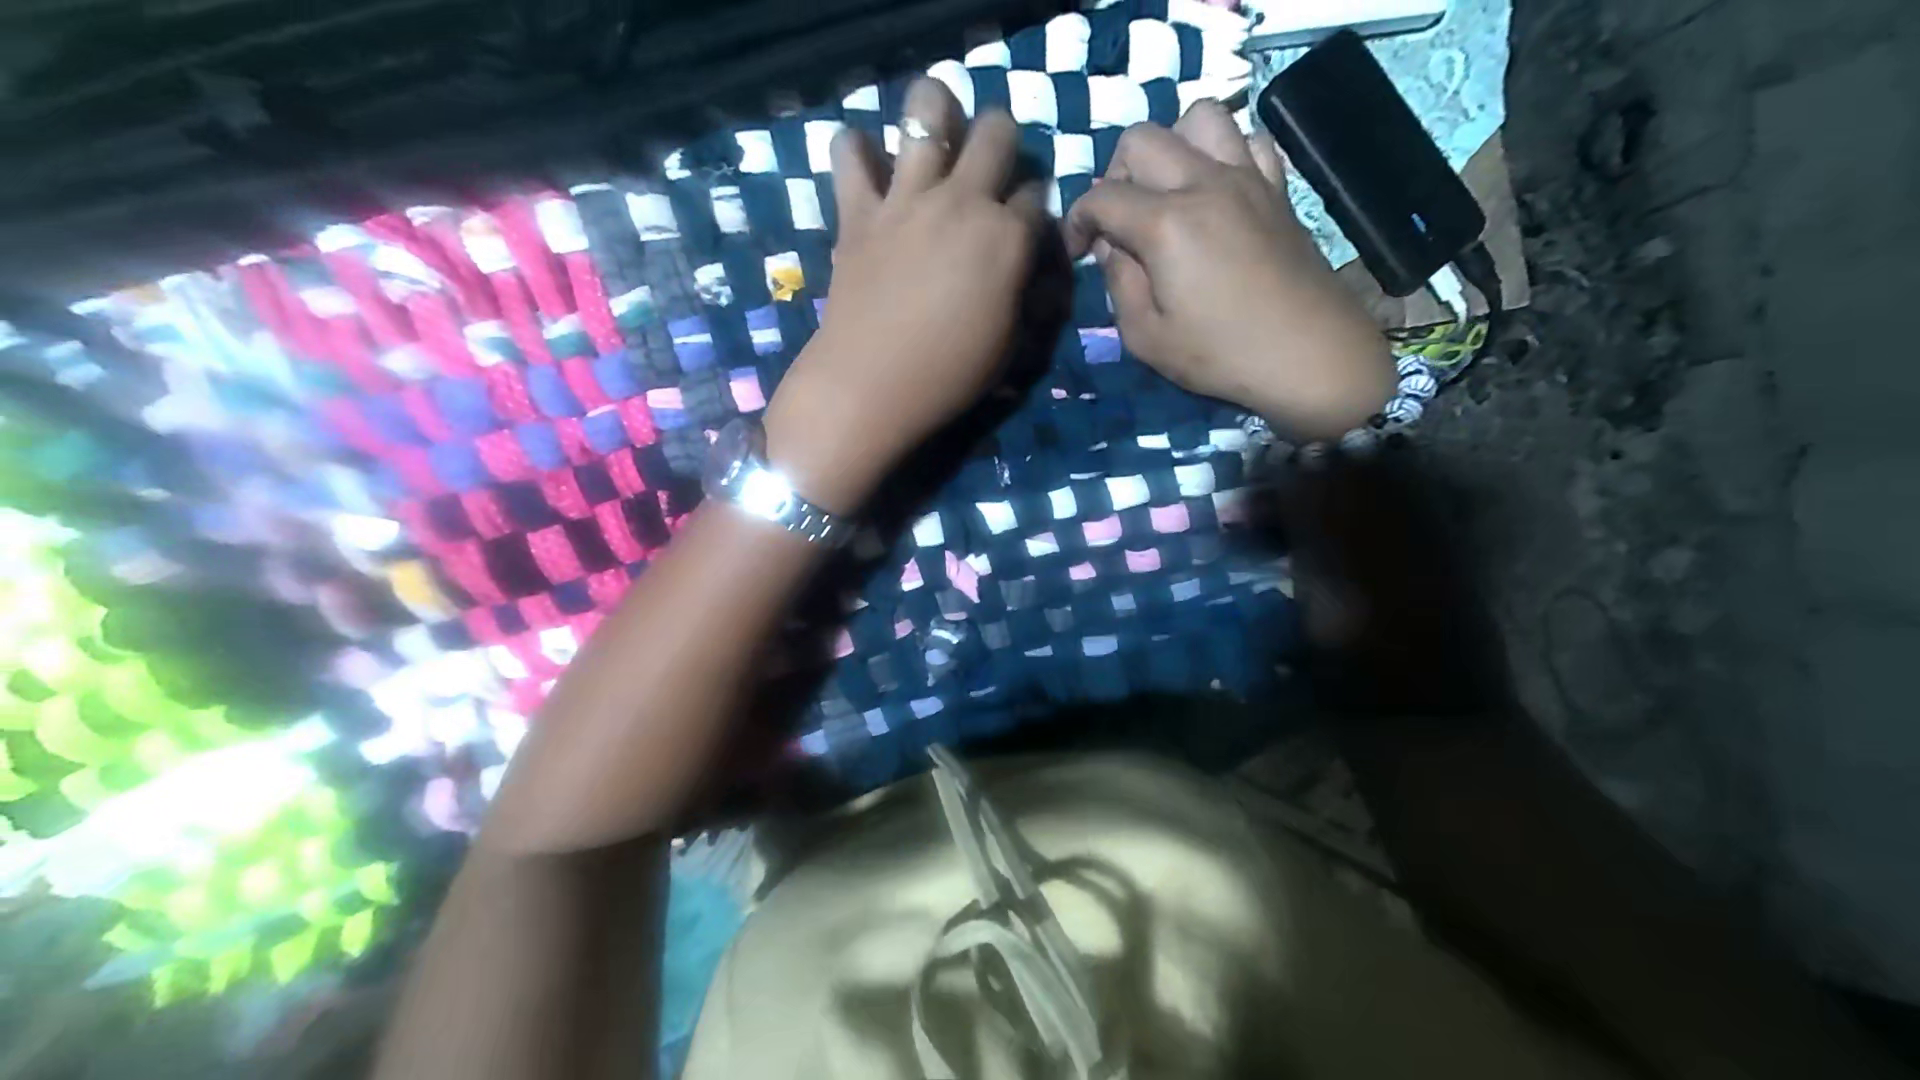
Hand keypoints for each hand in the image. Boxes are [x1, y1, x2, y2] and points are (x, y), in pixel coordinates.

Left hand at [763, 78, 1045, 512]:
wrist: (870, 388)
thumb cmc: (949, 377)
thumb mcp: (1011, 348)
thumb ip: (1029, 298)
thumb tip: (1035, 271)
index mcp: (1009, 238)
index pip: (1038, 195)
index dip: (1035, 206)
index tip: (1024, 224)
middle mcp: (963, 202)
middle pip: (997, 133)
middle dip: (1003, 142)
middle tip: (990, 169)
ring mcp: (908, 199)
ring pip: (928, 110)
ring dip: (938, 109)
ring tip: (936, 130)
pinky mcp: (859, 212)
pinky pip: (850, 155)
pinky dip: (856, 151)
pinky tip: (866, 162)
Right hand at [1064, 102, 1393, 438]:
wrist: (1308, 354)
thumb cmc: (1219, 354)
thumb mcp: (1145, 336)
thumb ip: (1119, 282)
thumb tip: (1110, 247)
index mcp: (1164, 224)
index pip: (1101, 197)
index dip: (1077, 221)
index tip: (1078, 253)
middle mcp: (1203, 184)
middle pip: (1142, 140)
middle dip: (1114, 176)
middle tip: (1118, 221)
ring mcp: (1246, 178)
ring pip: (1199, 118)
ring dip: (1171, 147)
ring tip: (1167, 192)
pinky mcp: (1276, 188)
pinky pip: (1248, 139)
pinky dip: (1224, 153)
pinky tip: (1216, 191)